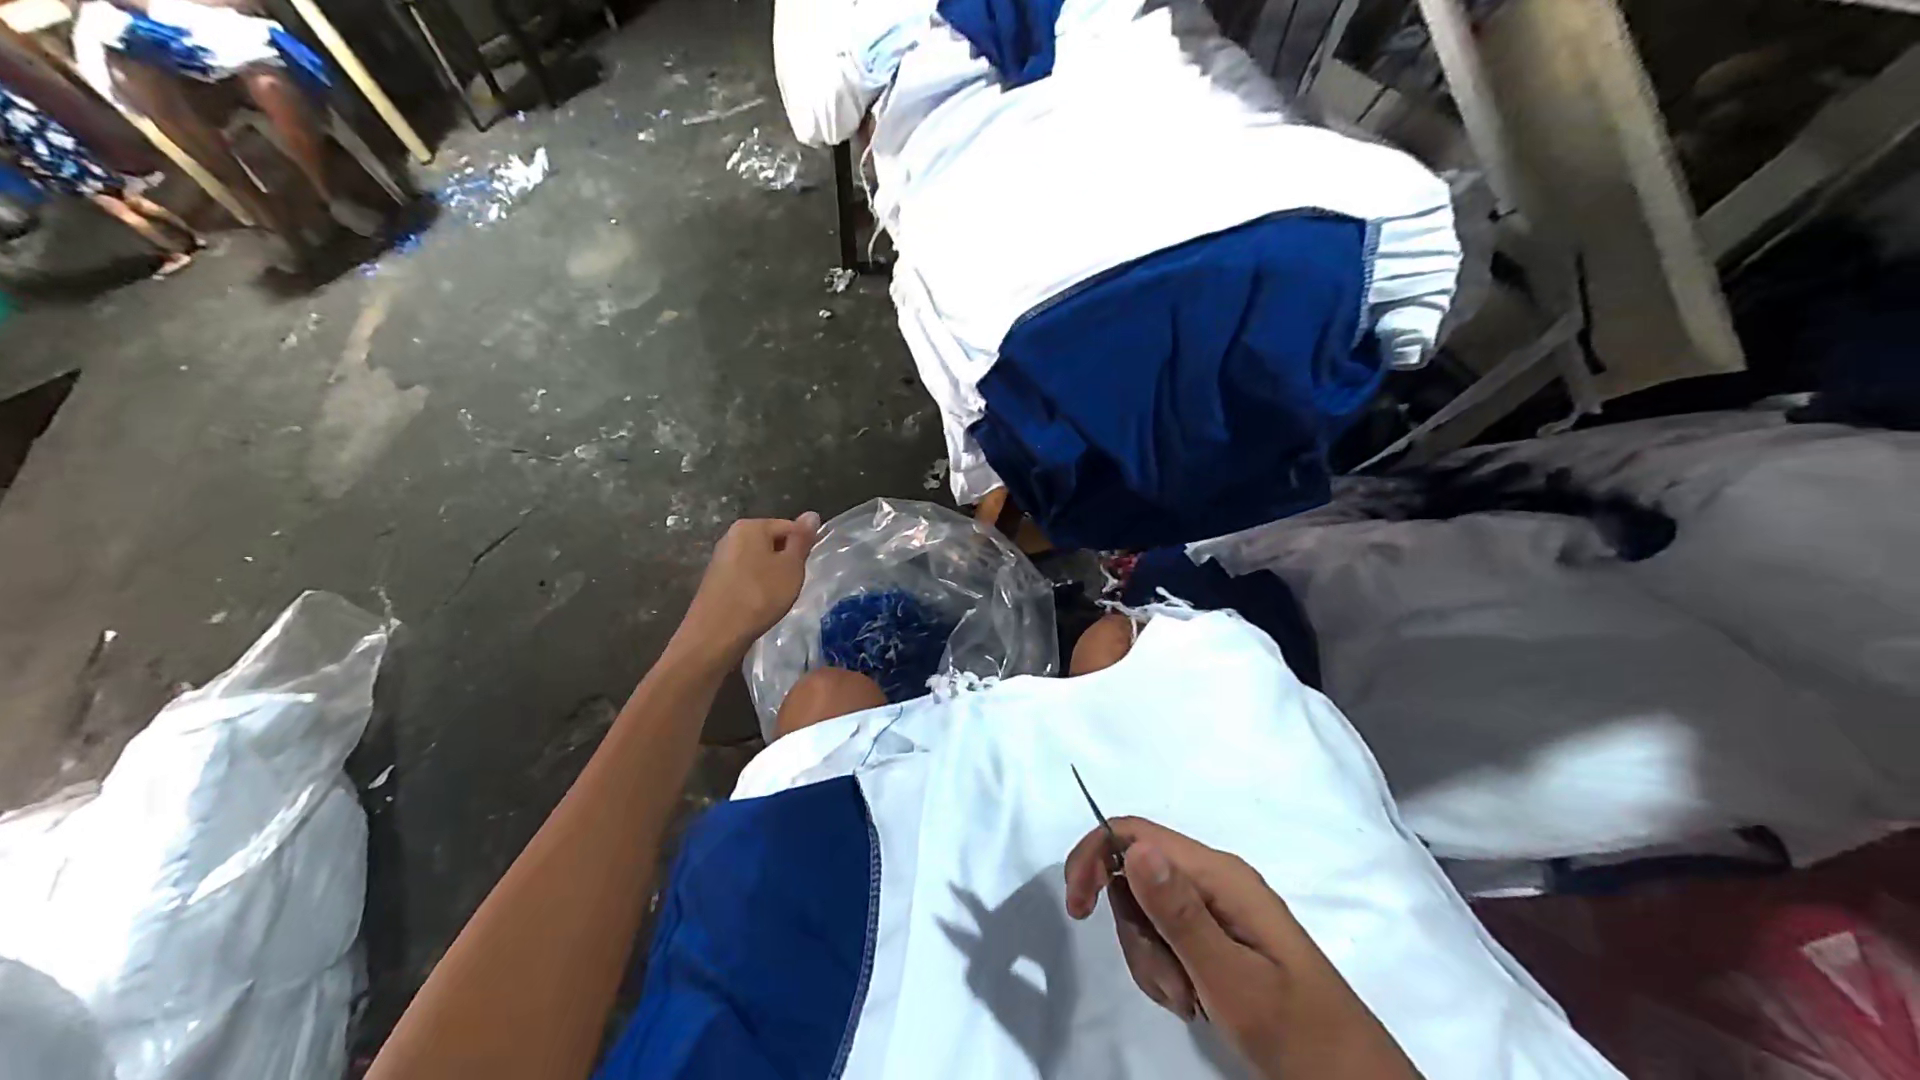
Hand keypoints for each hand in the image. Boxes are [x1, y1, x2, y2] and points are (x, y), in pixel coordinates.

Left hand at [675, 513, 820, 661]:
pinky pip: (745, 575)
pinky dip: (756, 586)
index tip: (806, 569)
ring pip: (758, 560)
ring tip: (777, 596)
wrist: (716, 633)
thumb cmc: (760, 595)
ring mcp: (721, 557)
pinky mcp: (715, 579)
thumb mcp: (791, 566)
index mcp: (751, 526)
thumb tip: (811, 514)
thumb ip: (802, 539)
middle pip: (772, 542)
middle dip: (786, 560)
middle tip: (794, 583)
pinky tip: (759, 603)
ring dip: (771, 575)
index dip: (802, 547)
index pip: (789, 527)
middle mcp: (732, 535)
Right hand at [1064, 817, 1421, 1079]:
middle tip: (1167, 984)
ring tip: (1187, 1000)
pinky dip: (1163, 968)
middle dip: (1133, 930)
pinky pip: (1165, 934)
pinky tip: (1192, 1000)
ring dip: (1150, 958)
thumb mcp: (1231, 980)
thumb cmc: (1297, 1034)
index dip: (1094, 856)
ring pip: (1146, 910)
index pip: (1135, 833)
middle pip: (1135, 875)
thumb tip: (1133, 846)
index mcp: (1219, 874)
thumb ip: (1178, 913)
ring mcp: (1216, 905)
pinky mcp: (1217, 931)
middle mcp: (1215, 878)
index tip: (1077, 909)